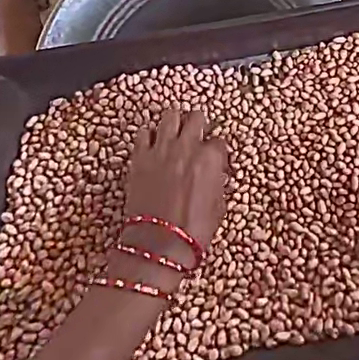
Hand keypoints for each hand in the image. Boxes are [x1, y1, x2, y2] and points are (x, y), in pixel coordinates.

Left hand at [122, 110, 228, 265]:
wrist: (159, 243)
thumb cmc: (192, 230)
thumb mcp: (218, 206)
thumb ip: (218, 182)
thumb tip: (215, 175)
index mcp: (210, 159)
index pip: (219, 141)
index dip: (218, 150)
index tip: (215, 158)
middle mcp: (186, 147)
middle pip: (196, 118)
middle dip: (199, 125)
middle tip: (198, 135)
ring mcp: (161, 150)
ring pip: (170, 116)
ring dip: (176, 122)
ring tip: (176, 131)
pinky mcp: (139, 158)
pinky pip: (143, 132)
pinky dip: (150, 135)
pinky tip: (153, 144)